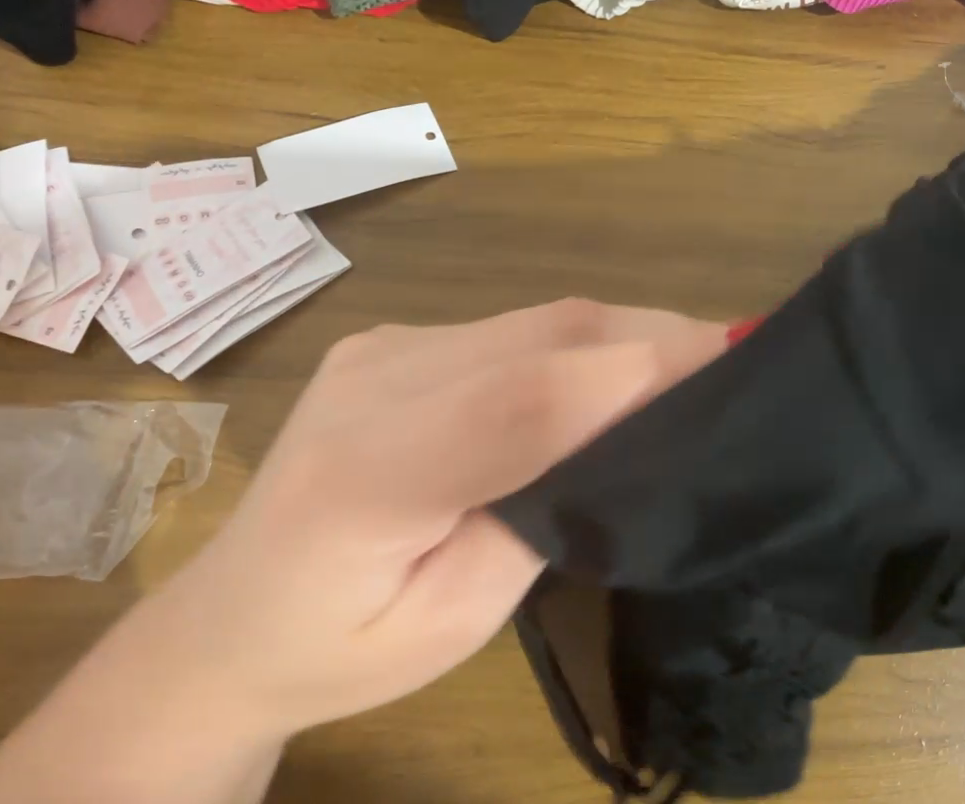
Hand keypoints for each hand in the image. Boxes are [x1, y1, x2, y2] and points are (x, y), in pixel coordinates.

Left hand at [103, 299, 728, 742]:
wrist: (227, 620)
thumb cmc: (343, 647)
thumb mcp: (453, 620)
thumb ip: (536, 517)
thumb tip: (621, 434)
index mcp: (369, 474)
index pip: (517, 401)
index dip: (628, 370)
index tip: (725, 356)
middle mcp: (371, 381)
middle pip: (541, 337)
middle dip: (650, 335)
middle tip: (737, 352)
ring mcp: (382, 347)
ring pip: (538, 319)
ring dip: (626, 330)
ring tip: (697, 355)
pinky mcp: (397, 339)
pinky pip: (516, 326)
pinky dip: (585, 338)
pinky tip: (622, 362)